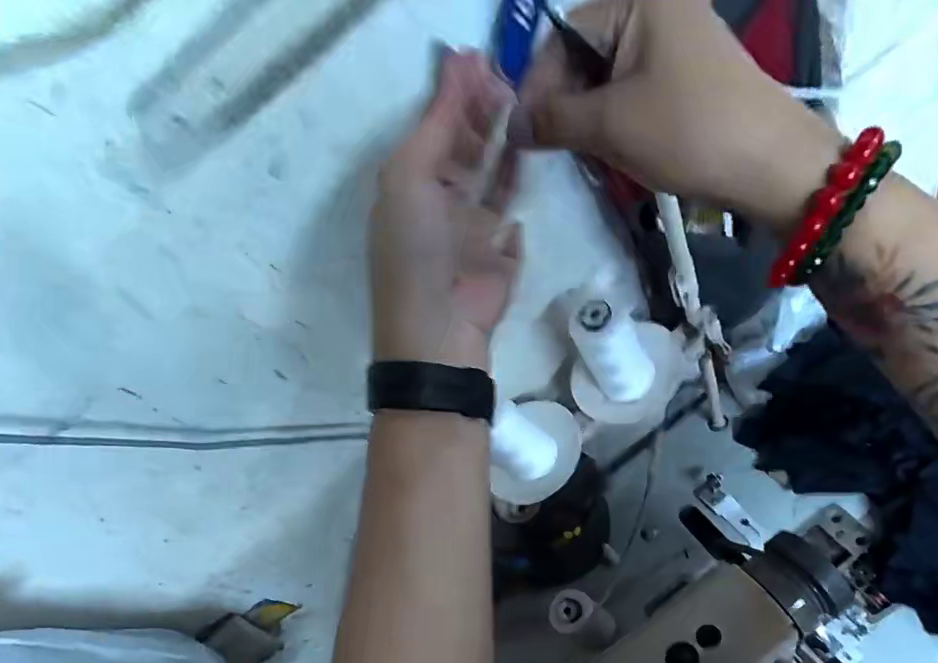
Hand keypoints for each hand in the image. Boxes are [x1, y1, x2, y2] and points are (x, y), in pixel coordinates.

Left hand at [370, 49, 521, 370]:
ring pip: (494, 181)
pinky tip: (527, 169)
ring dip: (506, 150)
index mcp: (413, 181)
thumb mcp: (410, 177)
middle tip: (511, 82)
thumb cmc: (416, 250)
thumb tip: (456, 70)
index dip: (457, 94)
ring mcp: (475, 232)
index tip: (482, 59)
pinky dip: (517, 201)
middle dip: (485, 116)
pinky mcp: (503, 259)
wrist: (441, 329)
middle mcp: (444, 202)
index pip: (438, 127)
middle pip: (468, 150)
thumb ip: (436, 126)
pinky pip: (513, 223)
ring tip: (525, 114)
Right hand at [515, 0, 842, 232]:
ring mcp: (680, 43)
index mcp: (636, 0)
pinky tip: (626, 154)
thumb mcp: (613, 126)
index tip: (526, 136)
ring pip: (615, 80)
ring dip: (597, 121)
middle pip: (588, 55)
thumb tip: (515, 124)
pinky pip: (643, 94)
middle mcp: (658, 9)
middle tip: (561, 152)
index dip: (540, 87)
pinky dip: (627, 125)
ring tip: (594, 159)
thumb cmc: (690, 133)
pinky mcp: (695, 79)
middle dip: (570, 106)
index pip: (563, 34)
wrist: (772, 165)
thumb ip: (557, 120)